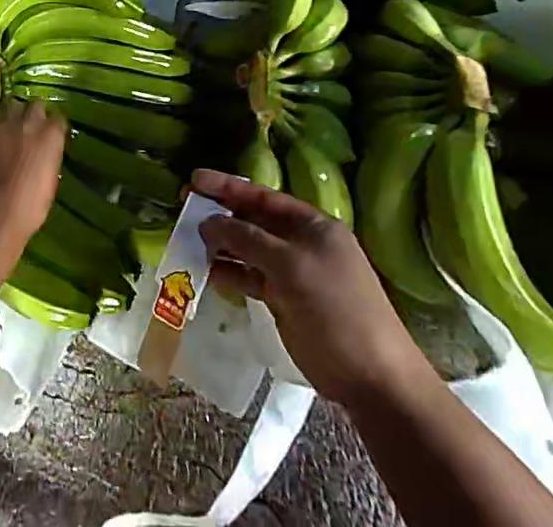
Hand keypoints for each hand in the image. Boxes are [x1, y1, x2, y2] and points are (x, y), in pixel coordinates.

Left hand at [0, 101, 64, 254]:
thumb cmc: (31, 205)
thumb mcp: (50, 179)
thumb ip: (48, 156)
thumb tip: (44, 152)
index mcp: (52, 135)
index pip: (58, 119)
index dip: (52, 127)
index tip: (50, 135)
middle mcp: (31, 121)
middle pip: (35, 106)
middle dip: (32, 115)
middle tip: (28, 129)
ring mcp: (5, 122)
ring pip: (10, 106)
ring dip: (10, 115)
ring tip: (6, 128)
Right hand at [194, 170, 434, 405]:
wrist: (370, 374)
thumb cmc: (336, 308)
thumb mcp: (292, 266)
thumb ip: (248, 240)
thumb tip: (209, 223)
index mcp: (313, 225)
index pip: (264, 197)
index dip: (229, 187)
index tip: (195, 177)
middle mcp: (301, 243)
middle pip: (254, 221)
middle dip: (220, 214)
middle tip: (183, 207)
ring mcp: (292, 273)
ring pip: (248, 250)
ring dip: (220, 245)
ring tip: (185, 238)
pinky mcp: (283, 301)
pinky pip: (249, 278)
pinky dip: (229, 273)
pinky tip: (204, 271)